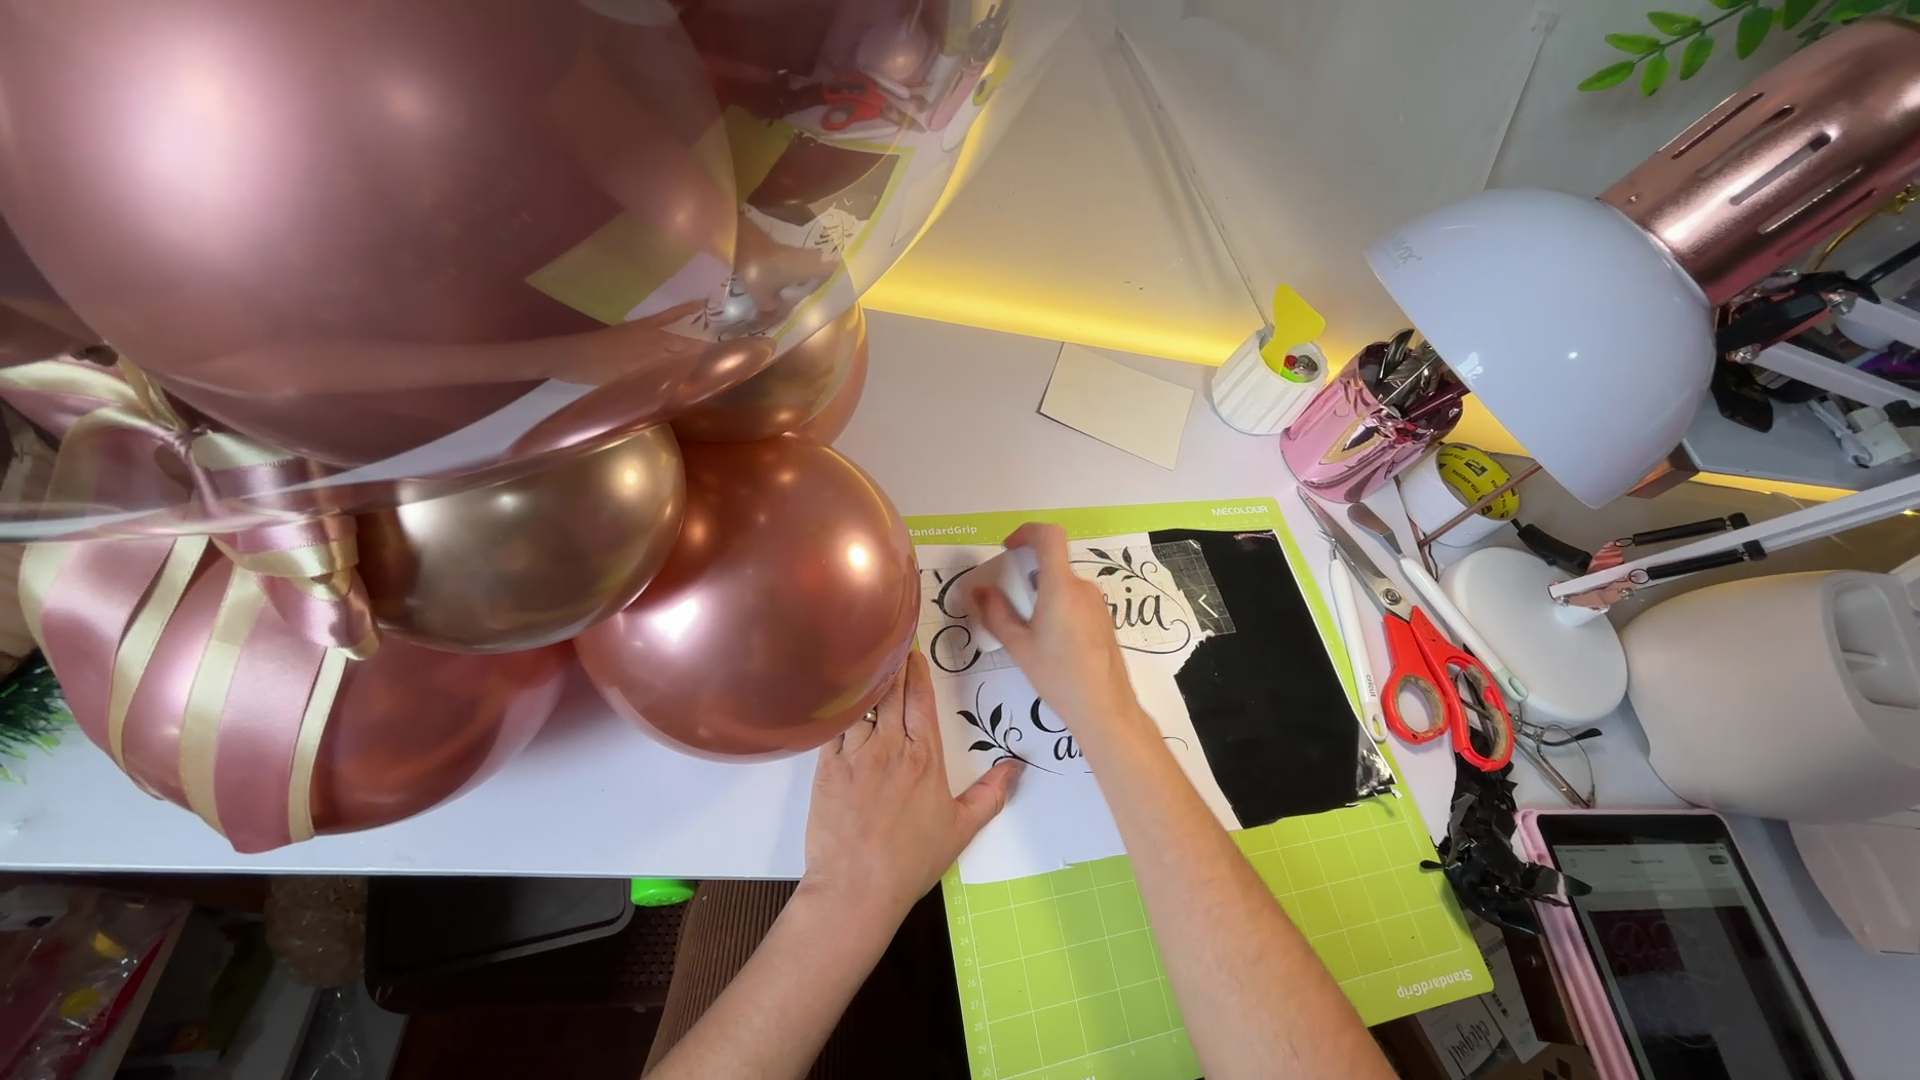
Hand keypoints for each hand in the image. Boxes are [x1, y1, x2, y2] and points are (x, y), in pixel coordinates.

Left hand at [802, 650, 1019, 921]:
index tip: (912, 652)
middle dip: (890, 665)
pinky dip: (835, 705)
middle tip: (887, 643)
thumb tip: (1016, 768)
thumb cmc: (911, 861)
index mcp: (925, 756)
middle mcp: (891, 746)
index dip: (916, 671)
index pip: (920, 699)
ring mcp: (855, 753)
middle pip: (890, 691)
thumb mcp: (961, 829)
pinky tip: (834, 692)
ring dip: (864, 680)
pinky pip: (831, 724)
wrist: (857, 887)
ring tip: (862, 661)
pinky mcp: (826, 766)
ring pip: (861, 702)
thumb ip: (991, 794)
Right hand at [971, 523, 1155, 750]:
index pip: (1049, 536)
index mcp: (1060, 587)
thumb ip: (996, 613)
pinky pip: (1075, 600)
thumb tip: (979, 591)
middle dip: (1026, 573)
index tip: (1009, 548)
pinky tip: (1048, 640)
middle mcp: (1082, 588)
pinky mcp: (1103, 619)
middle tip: (1007, 599)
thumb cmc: (1058, 677)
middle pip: (1052, 563)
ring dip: (1041, 593)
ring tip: (1026, 627)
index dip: (1026, 532)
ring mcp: (1096, 603)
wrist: (1104, 708)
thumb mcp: (1018, 646)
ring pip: (1062, 584)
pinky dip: (1056, 606)